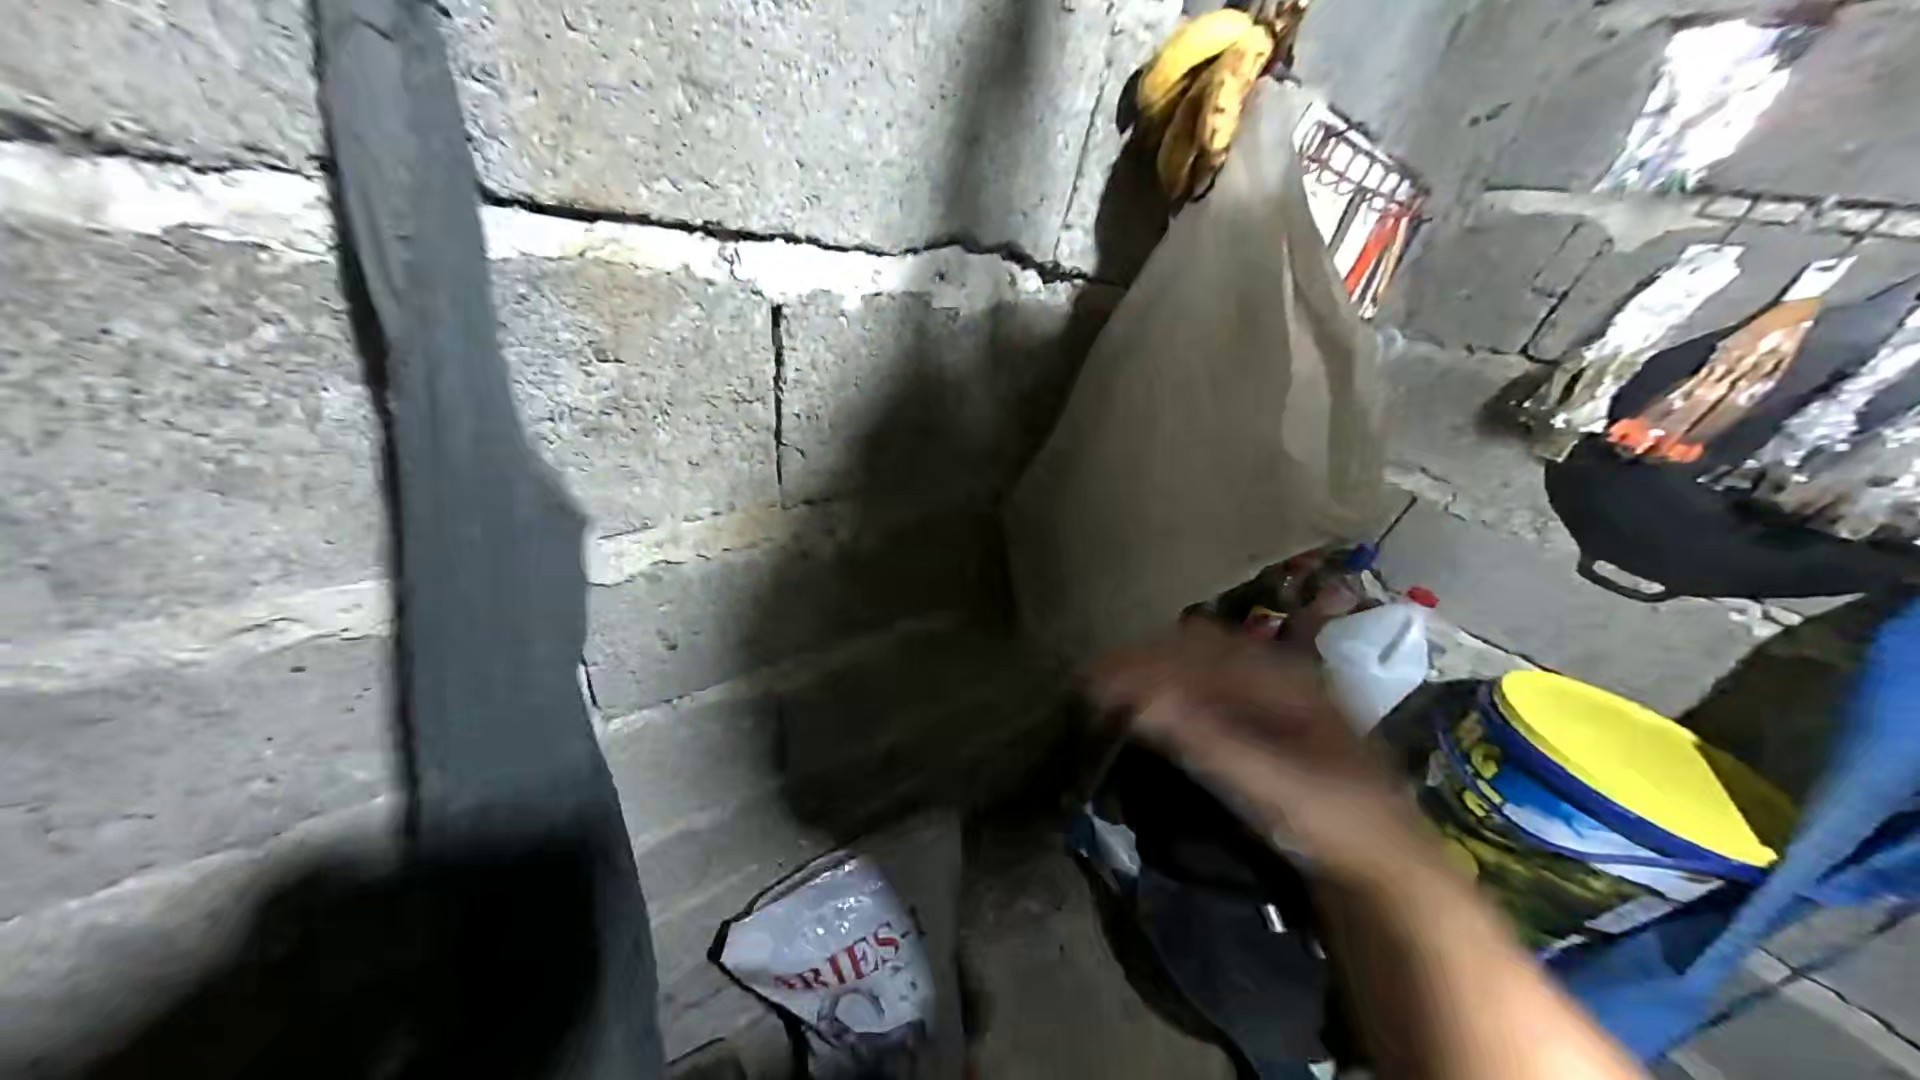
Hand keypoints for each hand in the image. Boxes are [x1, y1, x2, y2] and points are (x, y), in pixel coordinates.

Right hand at [1087, 621, 1420, 882]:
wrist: (1387, 866)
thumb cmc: (1334, 822)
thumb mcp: (1272, 785)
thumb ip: (1206, 742)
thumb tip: (1137, 704)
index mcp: (1282, 676)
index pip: (1194, 653)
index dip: (1140, 663)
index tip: (1093, 680)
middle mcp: (1276, 672)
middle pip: (1194, 647)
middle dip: (1142, 659)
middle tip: (1094, 681)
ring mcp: (1272, 694)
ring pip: (1199, 662)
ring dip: (1153, 670)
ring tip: (1112, 687)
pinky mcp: (1266, 720)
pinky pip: (1207, 686)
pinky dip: (1171, 689)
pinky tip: (1152, 705)